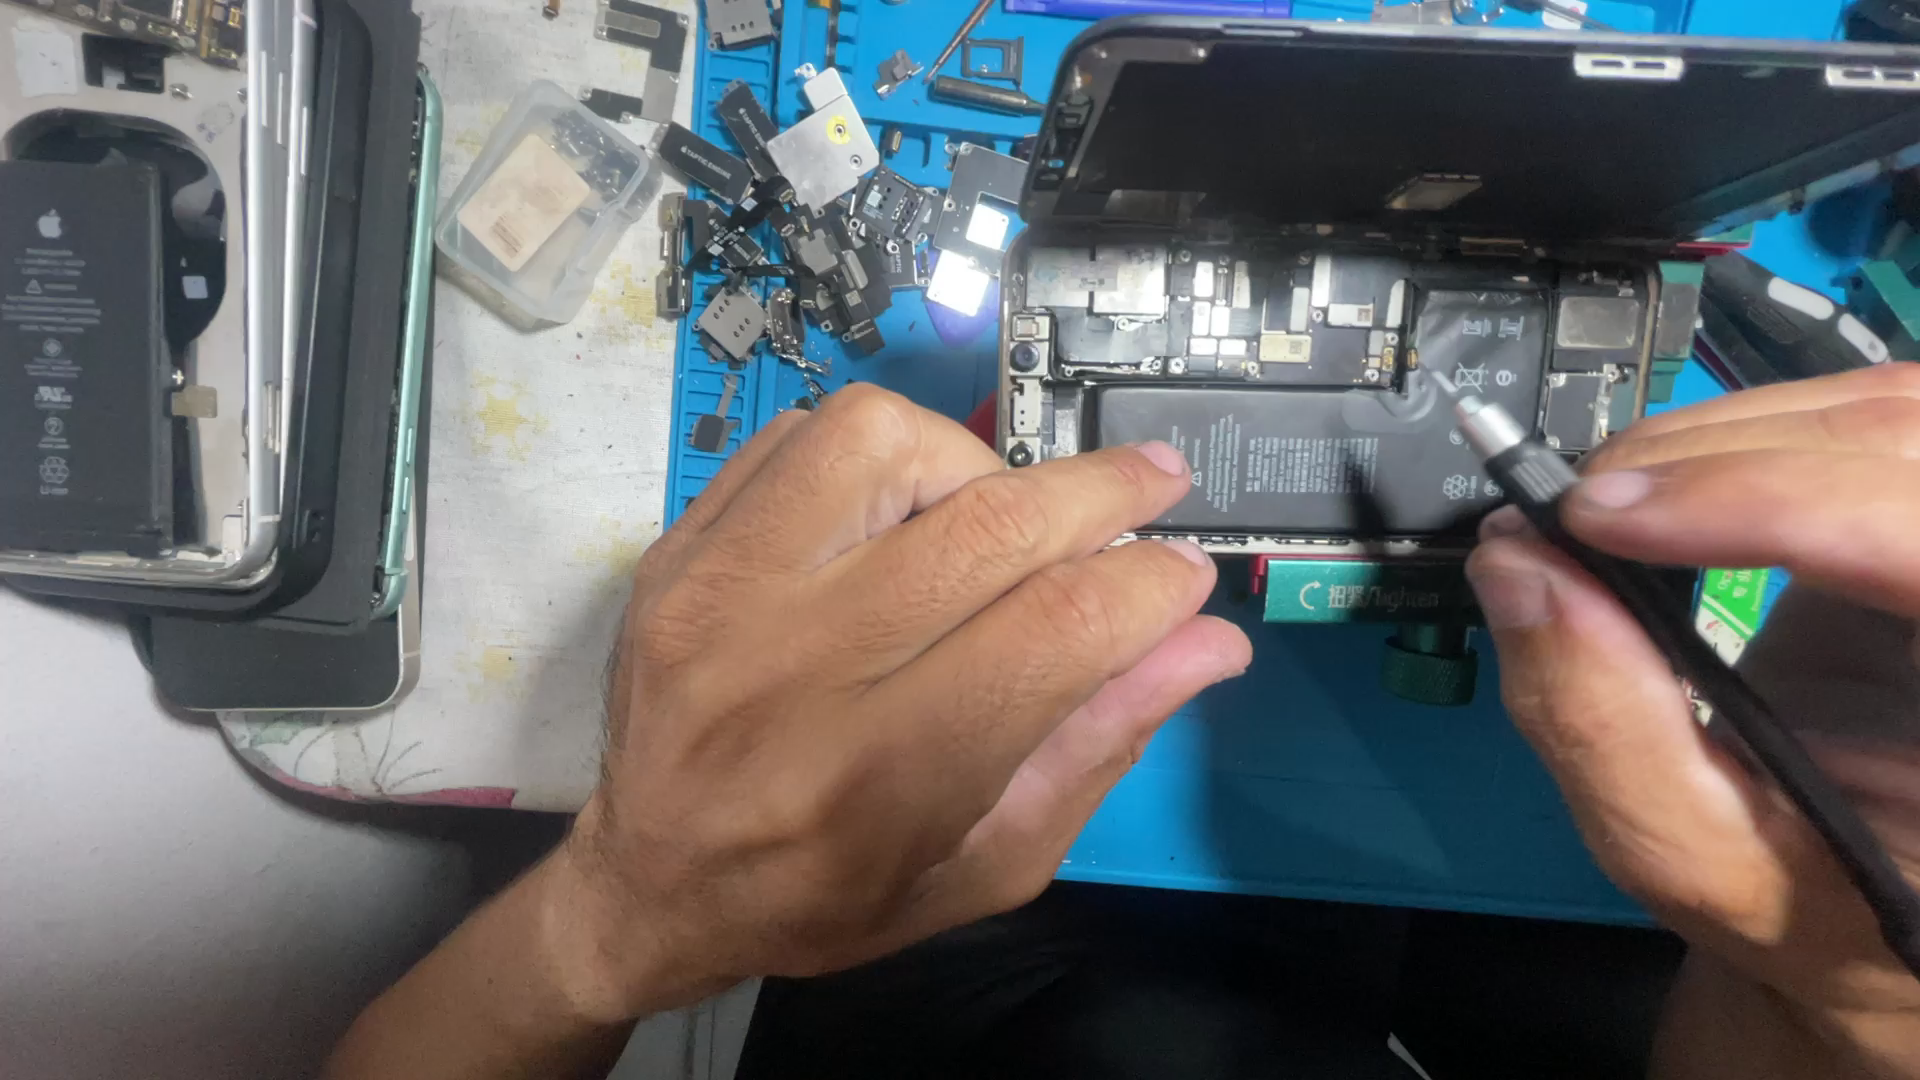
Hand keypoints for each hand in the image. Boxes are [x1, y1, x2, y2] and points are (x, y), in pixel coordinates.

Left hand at [541, 385, 1250, 1020]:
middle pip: (985, 528)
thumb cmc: (830, 893)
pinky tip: (908, 502)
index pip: (1054, 634)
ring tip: (999, 511)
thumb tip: (1205, 640)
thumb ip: (1097, 746)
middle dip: (1100, 493)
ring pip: (883, 441)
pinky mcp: (680, 550)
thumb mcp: (986, 864)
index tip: (1185, 572)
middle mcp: (789, 669)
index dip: (1147, 586)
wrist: (649, 881)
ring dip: (977, 460)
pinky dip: (886, 449)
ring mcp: (717, 591)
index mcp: (876, 777)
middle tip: (1153, 482)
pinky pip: (803, 436)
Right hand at [1467, 365, 1919, 1074]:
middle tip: (1571, 511)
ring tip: (1604, 503)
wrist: (1897, 912)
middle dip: (1711, 456)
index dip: (1763, 500)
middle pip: (1914, 441)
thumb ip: (1591, 718)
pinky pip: (1874, 421)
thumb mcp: (1680, 850)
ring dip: (1717, 435)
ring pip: (1897, 406)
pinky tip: (1671, 490)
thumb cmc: (1803, 902)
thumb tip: (1512, 558)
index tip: (1590, 518)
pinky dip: (1744, 434)